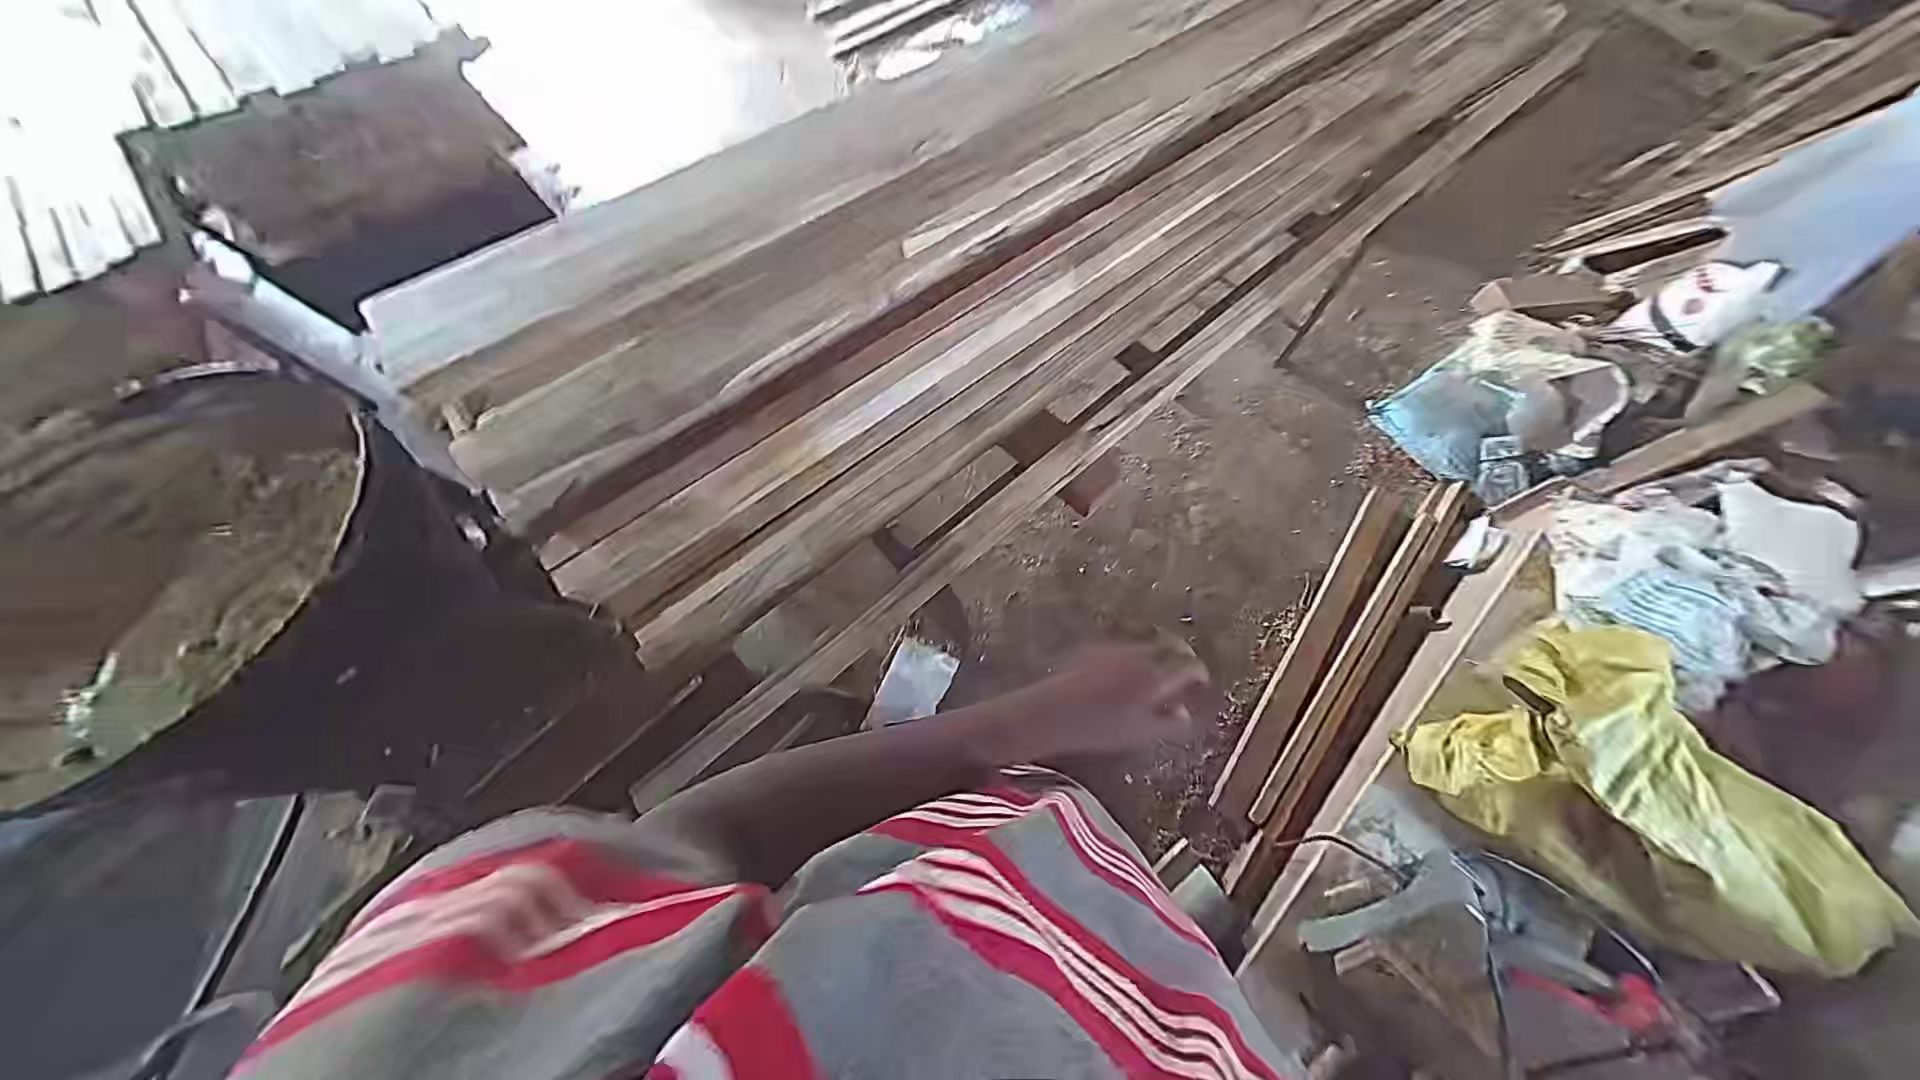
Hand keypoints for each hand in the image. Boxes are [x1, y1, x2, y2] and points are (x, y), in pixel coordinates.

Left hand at [959, 638, 1212, 763]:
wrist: (1053, 712)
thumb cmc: (1100, 728)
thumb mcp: (1142, 733)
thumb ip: (1170, 722)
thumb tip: (1186, 712)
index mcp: (1156, 675)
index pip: (1189, 665)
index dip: (1198, 673)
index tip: (1200, 682)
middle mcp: (1139, 654)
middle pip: (1171, 644)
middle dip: (1182, 655)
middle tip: (1186, 669)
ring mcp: (1116, 645)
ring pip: (1149, 637)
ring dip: (1160, 647)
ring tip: (1161, 664)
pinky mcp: (1095, 645)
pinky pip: (1125, 639)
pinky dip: (1137, 646)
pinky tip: (1131, 663)